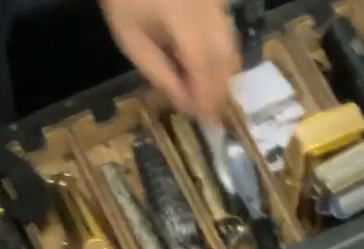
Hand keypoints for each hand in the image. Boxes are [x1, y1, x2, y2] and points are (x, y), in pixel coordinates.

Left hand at [100, 0, 238, 120]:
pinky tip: (208, 69)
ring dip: (223, 74)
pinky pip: (228, 31)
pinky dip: (222, 55)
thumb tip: (188, 105)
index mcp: (179, 15)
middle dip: (219, 89)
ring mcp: (215, 0)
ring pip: (231, 43)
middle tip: (212, 114)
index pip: (202, 63)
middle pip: (224, 55)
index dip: (207, 96)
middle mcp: (204, 6)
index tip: (207, 122)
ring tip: (209, 95)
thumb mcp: (132, 41)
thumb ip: (161, 74)